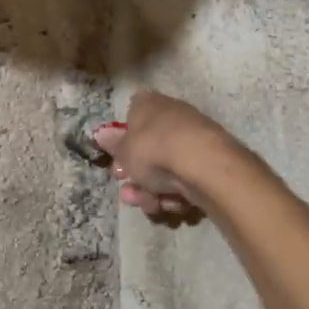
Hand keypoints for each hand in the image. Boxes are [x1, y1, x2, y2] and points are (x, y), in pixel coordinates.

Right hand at [92, 90, 242, 225]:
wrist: (202, 164)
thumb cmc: (153, 149)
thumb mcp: (124, 150)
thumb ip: (113, 145)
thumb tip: (101, 134)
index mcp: (149, 104)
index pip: (132, 115)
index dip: (123, 141)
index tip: (119, 162)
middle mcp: (171, 116)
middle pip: (148, 150)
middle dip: (136, 177)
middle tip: (130, 193)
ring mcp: (191, 139)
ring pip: (164, 170)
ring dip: (153, 192)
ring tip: (152, 205)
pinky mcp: (208, 162)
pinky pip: (184, 180)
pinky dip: (176, 194)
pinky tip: (174, 203)